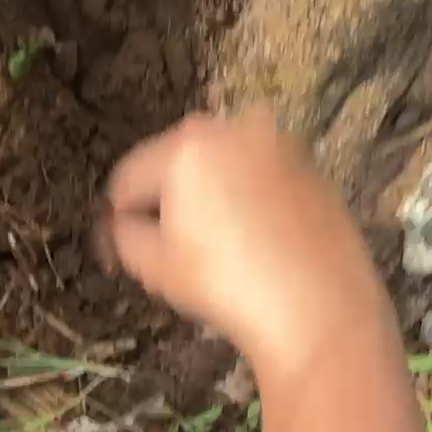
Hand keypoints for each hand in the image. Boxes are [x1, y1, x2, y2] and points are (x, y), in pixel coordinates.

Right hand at [106, 110, 396, 385]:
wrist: (314, 303)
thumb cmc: (221, 281)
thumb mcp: (150, 264)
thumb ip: (122, 233)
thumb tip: (124, 222)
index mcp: (186, 147)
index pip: (126, 179)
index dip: (117, 218)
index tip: (120, 249)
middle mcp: (233, 129)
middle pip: (171, 163)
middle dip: (161, 199)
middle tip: (163, 245)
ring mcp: (276, 142)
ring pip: (213, 166)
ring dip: (199, 196)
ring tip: (205, 243)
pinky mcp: (306, 163)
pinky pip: (249, 173)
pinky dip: (236, 196)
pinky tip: (242, 238)